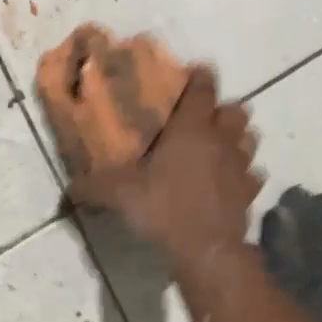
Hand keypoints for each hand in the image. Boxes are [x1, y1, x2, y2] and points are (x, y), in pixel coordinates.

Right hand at [85, 66, 261, 265]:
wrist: (205, 248)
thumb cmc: (162, 208)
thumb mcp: (118, 196)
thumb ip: (92, 187)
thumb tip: (69, 188)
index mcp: (190, 129)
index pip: (203, 88)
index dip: (199, 77)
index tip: (193, 73)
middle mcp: (221, 140)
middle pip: (235, 109)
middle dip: (221, 109)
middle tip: (201, 120)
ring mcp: (241, 165)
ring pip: (249, 138)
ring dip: (236, 138)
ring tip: (217, 149)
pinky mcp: (250, 191)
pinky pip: (251, 175)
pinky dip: (242, 175)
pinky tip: (227, 184)